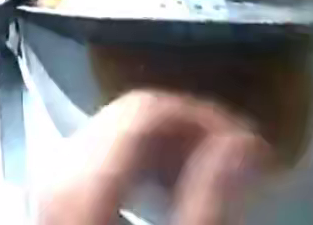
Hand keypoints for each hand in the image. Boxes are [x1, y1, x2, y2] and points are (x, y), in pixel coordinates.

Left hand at [39, 90, 269, 224]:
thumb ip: (212, 201)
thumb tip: (248, 144)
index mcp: (81, 179)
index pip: (147, 112)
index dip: (206, 118)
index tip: (259, 150)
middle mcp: (58, 165)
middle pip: (130, 117)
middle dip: (192, 132)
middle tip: (248, 166)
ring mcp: (52, 180)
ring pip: (119, 134)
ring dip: (172, 149)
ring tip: (222, 183)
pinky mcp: (59, 199)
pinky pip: (106, 157)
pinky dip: (147, 168)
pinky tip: (177, 197)